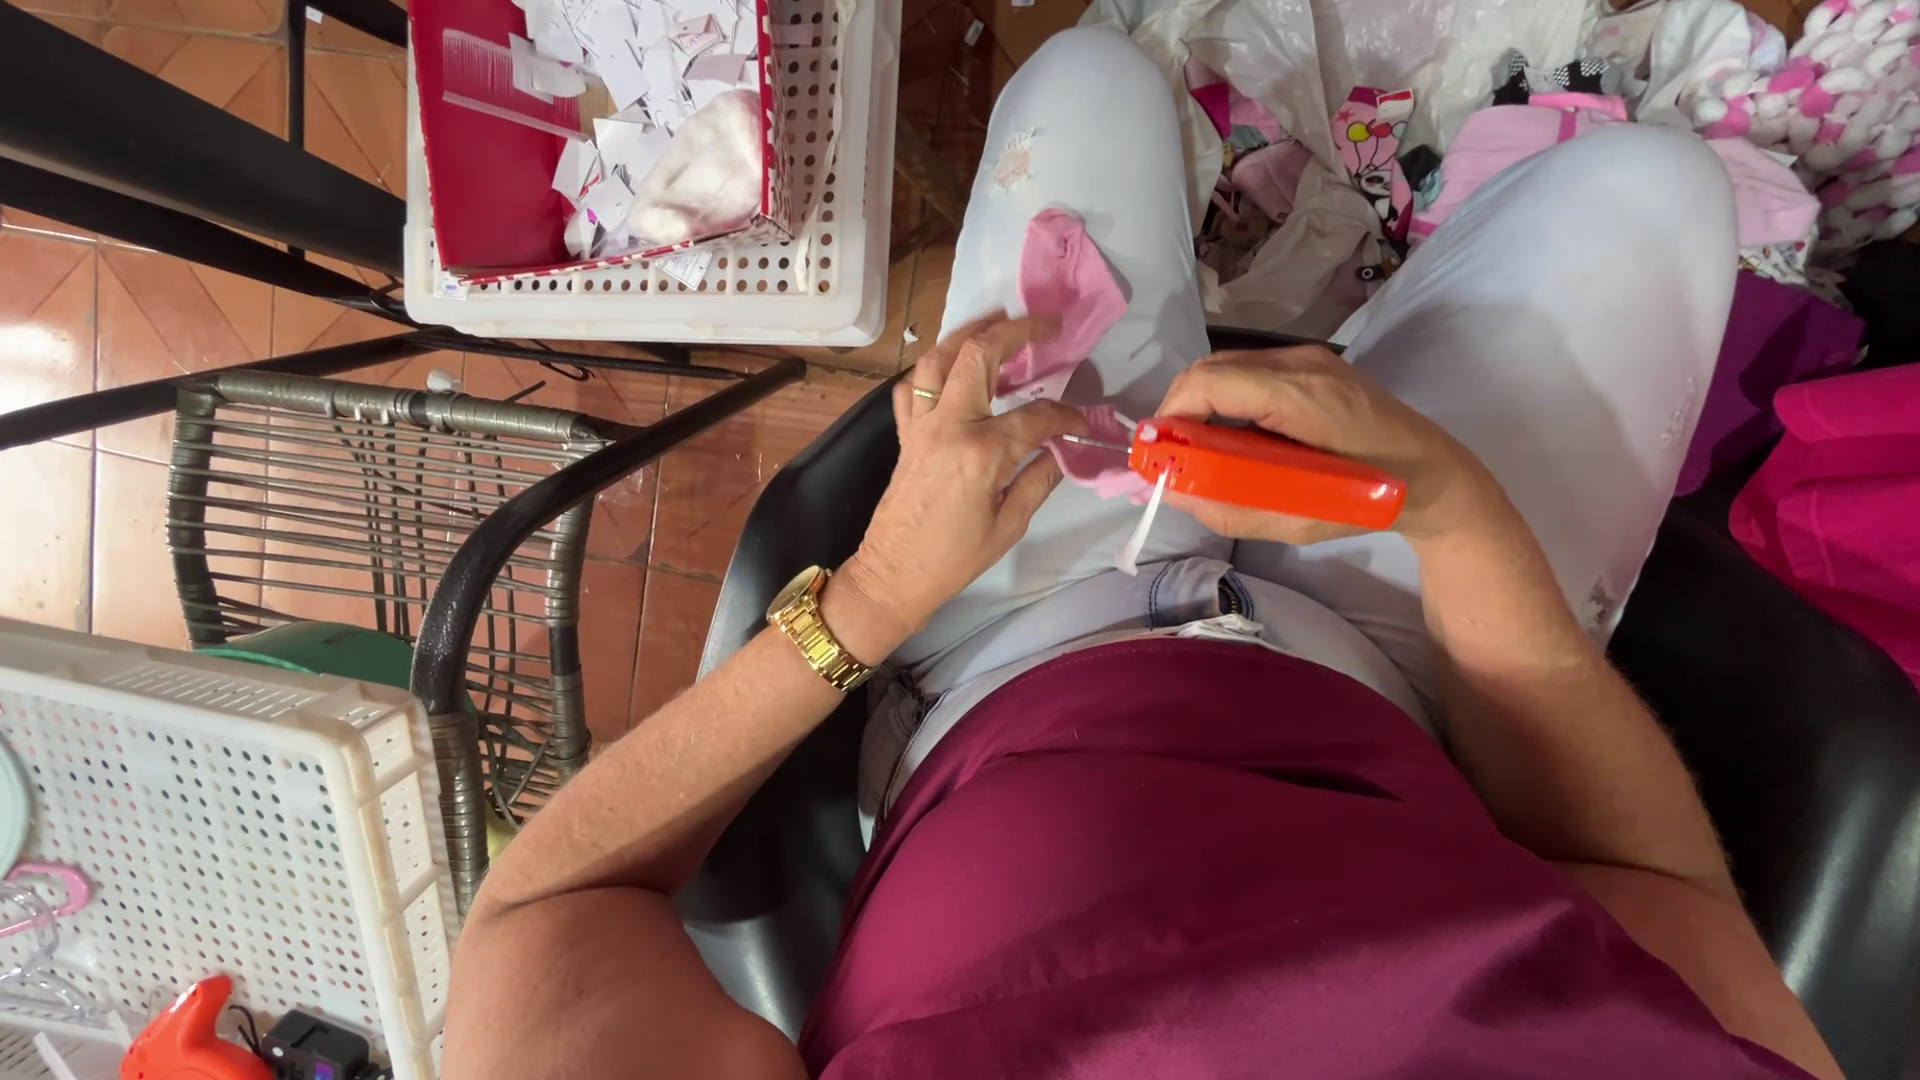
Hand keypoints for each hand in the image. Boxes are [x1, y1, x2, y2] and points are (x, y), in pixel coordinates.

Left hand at [836, 315, 1086, 643]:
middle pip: (978, 355)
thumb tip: (1059, 450)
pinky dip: (930, 369)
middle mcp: (948, 425)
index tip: (1081, 422)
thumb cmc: (954, 559)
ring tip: (996, 323)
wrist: (893, 575)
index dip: (1066, 415)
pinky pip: (911, 387)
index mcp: (981, 452)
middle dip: (1015, 331)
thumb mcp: (1009, 525)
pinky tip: (950, 369)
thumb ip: (1038, 480)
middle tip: (1043, 326)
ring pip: (937, 358)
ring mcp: (920, 425)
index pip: (1036, 416)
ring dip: (968, 334)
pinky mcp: (904, 434)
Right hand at [1153, 347, 1498, 543]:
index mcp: (1302, 397)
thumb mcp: (1297, 521)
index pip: (1211, 382)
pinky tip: (1229, 433)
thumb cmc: (1370, 501)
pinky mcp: (1310, 363)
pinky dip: (1221, 398)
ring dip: (1198, 403)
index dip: (1172, 414)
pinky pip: (1245, 370)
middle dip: (1178, 409)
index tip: (1159, 453)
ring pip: (1224, 365)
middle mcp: (1301, 363)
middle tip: (1172, 454)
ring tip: (1197, 447)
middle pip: (1209, 368)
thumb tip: (1173, 492)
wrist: (1435, 474)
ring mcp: (1307, 358)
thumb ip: (1229, 508)